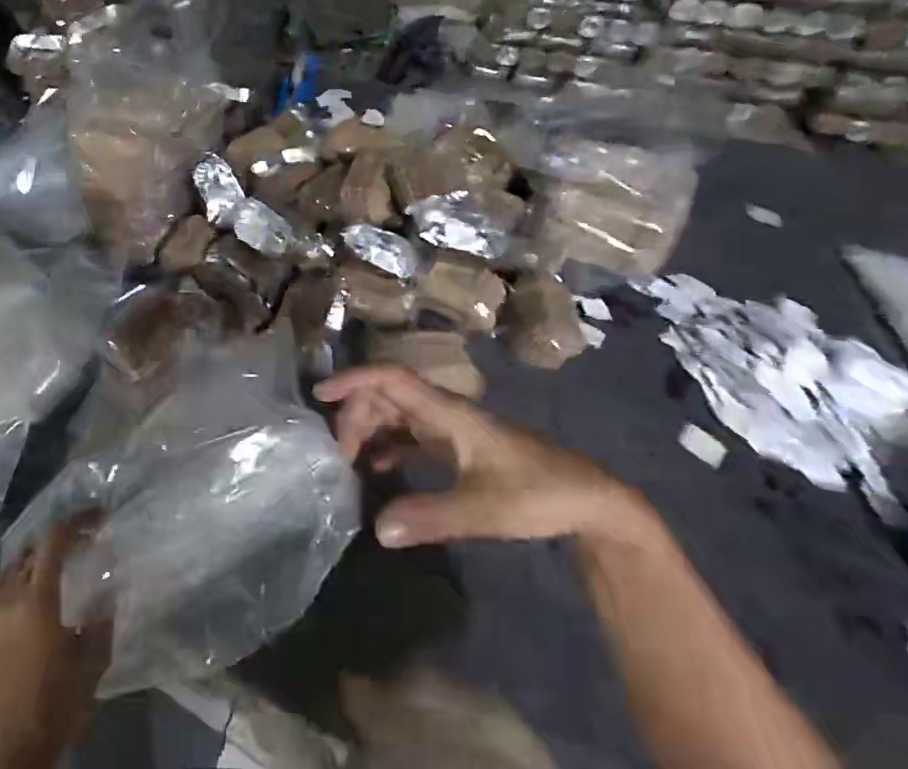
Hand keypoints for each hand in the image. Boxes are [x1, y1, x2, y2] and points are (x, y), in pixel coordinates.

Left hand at [0, 518, 110, 768]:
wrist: (7, 750)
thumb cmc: (55, 703)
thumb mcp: (92, 662)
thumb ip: (102, 621)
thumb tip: (110, 593)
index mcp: (38, 599)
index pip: (54, 540)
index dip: (77, 521)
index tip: (99, 518)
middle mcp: (9, 598)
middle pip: (29, 549)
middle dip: (58, 538)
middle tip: (83, 540)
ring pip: (10, 568)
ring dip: (34, 557)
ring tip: (57, 562)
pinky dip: (16, 578)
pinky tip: (29, 592)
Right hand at [314, 365, 663, 549]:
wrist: (588, 499)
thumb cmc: (538, 494)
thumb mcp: (485, 509)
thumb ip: (432, 517)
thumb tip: (376, 527)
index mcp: (450, 414)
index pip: (394, 380)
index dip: (355, 379)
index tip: (320, 394)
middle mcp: (447, 414)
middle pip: (389, 395)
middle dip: (357, 413)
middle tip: (339, 454)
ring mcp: (454, 430)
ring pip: (400, 414)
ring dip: (371, 428)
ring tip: (350, 461)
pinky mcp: (460, 448)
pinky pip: (413, 437)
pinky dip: (390, 446)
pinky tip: (380, 470)